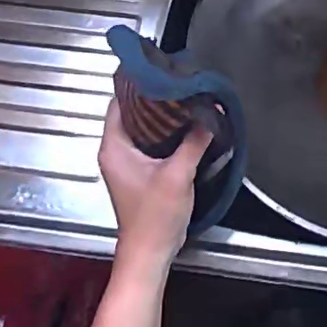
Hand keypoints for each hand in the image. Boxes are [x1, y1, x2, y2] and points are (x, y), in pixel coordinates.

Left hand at [98, 98, 212, 271]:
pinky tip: (187, 126)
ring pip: (142, 127)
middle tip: (179, 85)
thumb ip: (194, 141)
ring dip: (162, 116)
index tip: (161, 73)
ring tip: (186, 101)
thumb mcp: (178, 174)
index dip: (138, 85)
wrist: (151, 253)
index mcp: (114, 147)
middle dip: (155, 98)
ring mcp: (127, 162)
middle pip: (132, 112)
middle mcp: (116, 151)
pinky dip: (165, 132)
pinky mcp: (140, 171)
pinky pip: (150, 141)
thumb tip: (212, 114)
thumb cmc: (154, 216)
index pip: (119, 102)